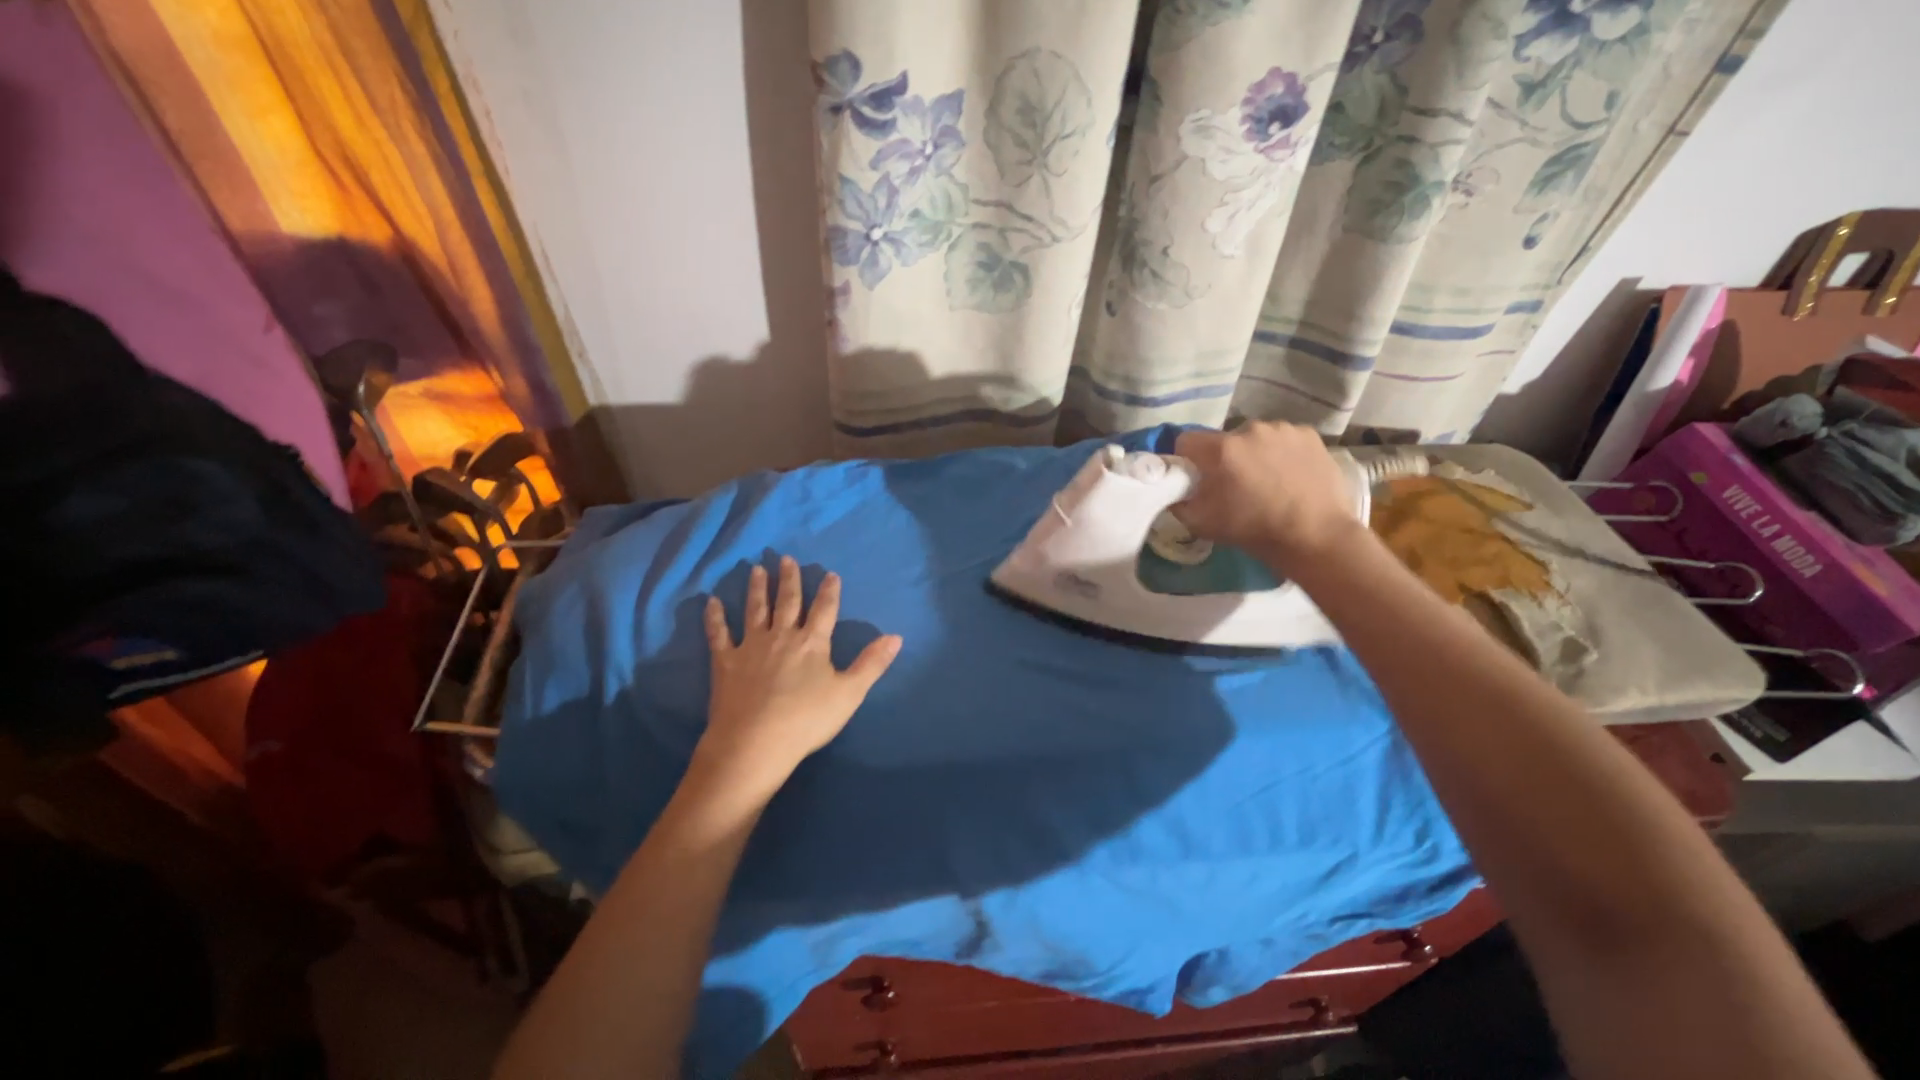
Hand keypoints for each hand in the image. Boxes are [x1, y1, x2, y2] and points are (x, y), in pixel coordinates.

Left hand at [698, 556, 901, 787]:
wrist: (755, 742)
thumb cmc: (807, 720)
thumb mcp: (849, 693)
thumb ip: (871, 663)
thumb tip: (896, 636)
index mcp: (812, 643)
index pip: (824, 610)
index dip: (829, 591)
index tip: (830, 574)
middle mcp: (781, 636)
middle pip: (788, 602)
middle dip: (790, 580)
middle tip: (786, 558)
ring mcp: (750, 647)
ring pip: (755, 610)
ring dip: (757, 589)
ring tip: (757, 570)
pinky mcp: (725, 662)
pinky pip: (718, 634)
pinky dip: (715, 617)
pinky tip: (711, 602)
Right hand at [1172, 422, 1364, 567]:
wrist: (1317, 537)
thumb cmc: (1255, 531)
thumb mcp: (1203, 524)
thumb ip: (1179, 502)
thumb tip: (1173, 491)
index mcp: (1221, 449)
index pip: (1186, 441)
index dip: (1186, 460)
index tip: (1195, 478)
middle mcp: (1250, 429)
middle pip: (1224, 440)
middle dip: (1224, 458)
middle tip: (1236, 486)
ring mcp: (1283, 429)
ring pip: (1256, 438)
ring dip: (1255, 454)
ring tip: (1269, 482)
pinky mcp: (1309, 434)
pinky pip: (1283, 439)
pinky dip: (1282, 453)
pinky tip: (1291, 476)